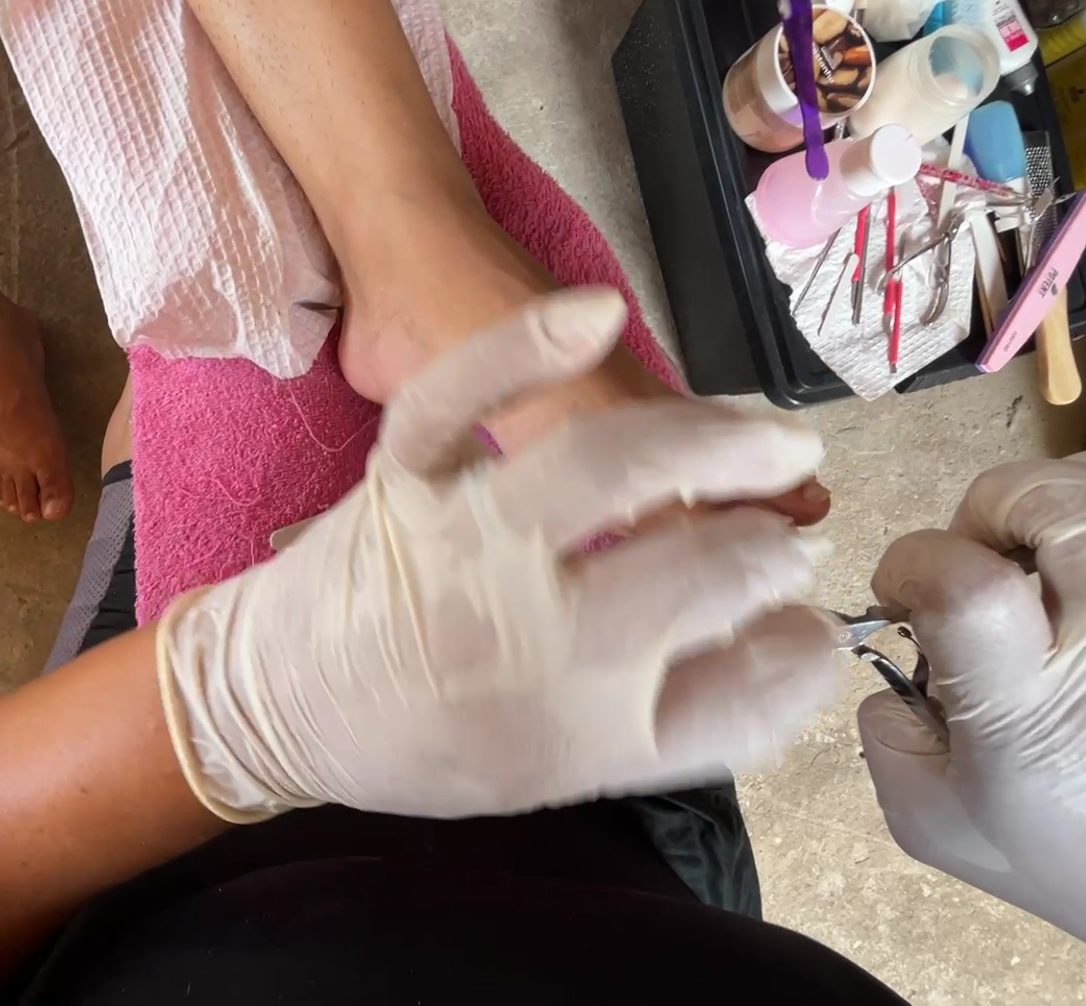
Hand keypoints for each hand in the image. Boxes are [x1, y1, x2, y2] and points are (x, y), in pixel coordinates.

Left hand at [155, 288, 841, 820]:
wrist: (280, 701)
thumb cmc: (418, 746)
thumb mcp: (558, 770)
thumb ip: (678, 719)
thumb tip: (789, 643)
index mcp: (570, 725)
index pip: (739, 671)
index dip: (794, 631)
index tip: (806, 610)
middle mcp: (527, 634)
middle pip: (702, 568)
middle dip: (769, 546)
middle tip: (789, 534)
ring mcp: (459, 542)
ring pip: (611, 467)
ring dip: (714, 443)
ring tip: (773, 443)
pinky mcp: (400, 479)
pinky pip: (461, 398)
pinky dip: (523, 342)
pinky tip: (594, 314)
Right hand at [861, 450, 1085, 997]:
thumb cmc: (1071, 866)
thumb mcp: (927, 817)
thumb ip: (880, 727)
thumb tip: (889, 652)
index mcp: (1035, 715)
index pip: (969, 590)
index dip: (914, 562)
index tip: (904, 590)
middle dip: (1009, 498)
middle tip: (990, 541)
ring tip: (1063, 525)